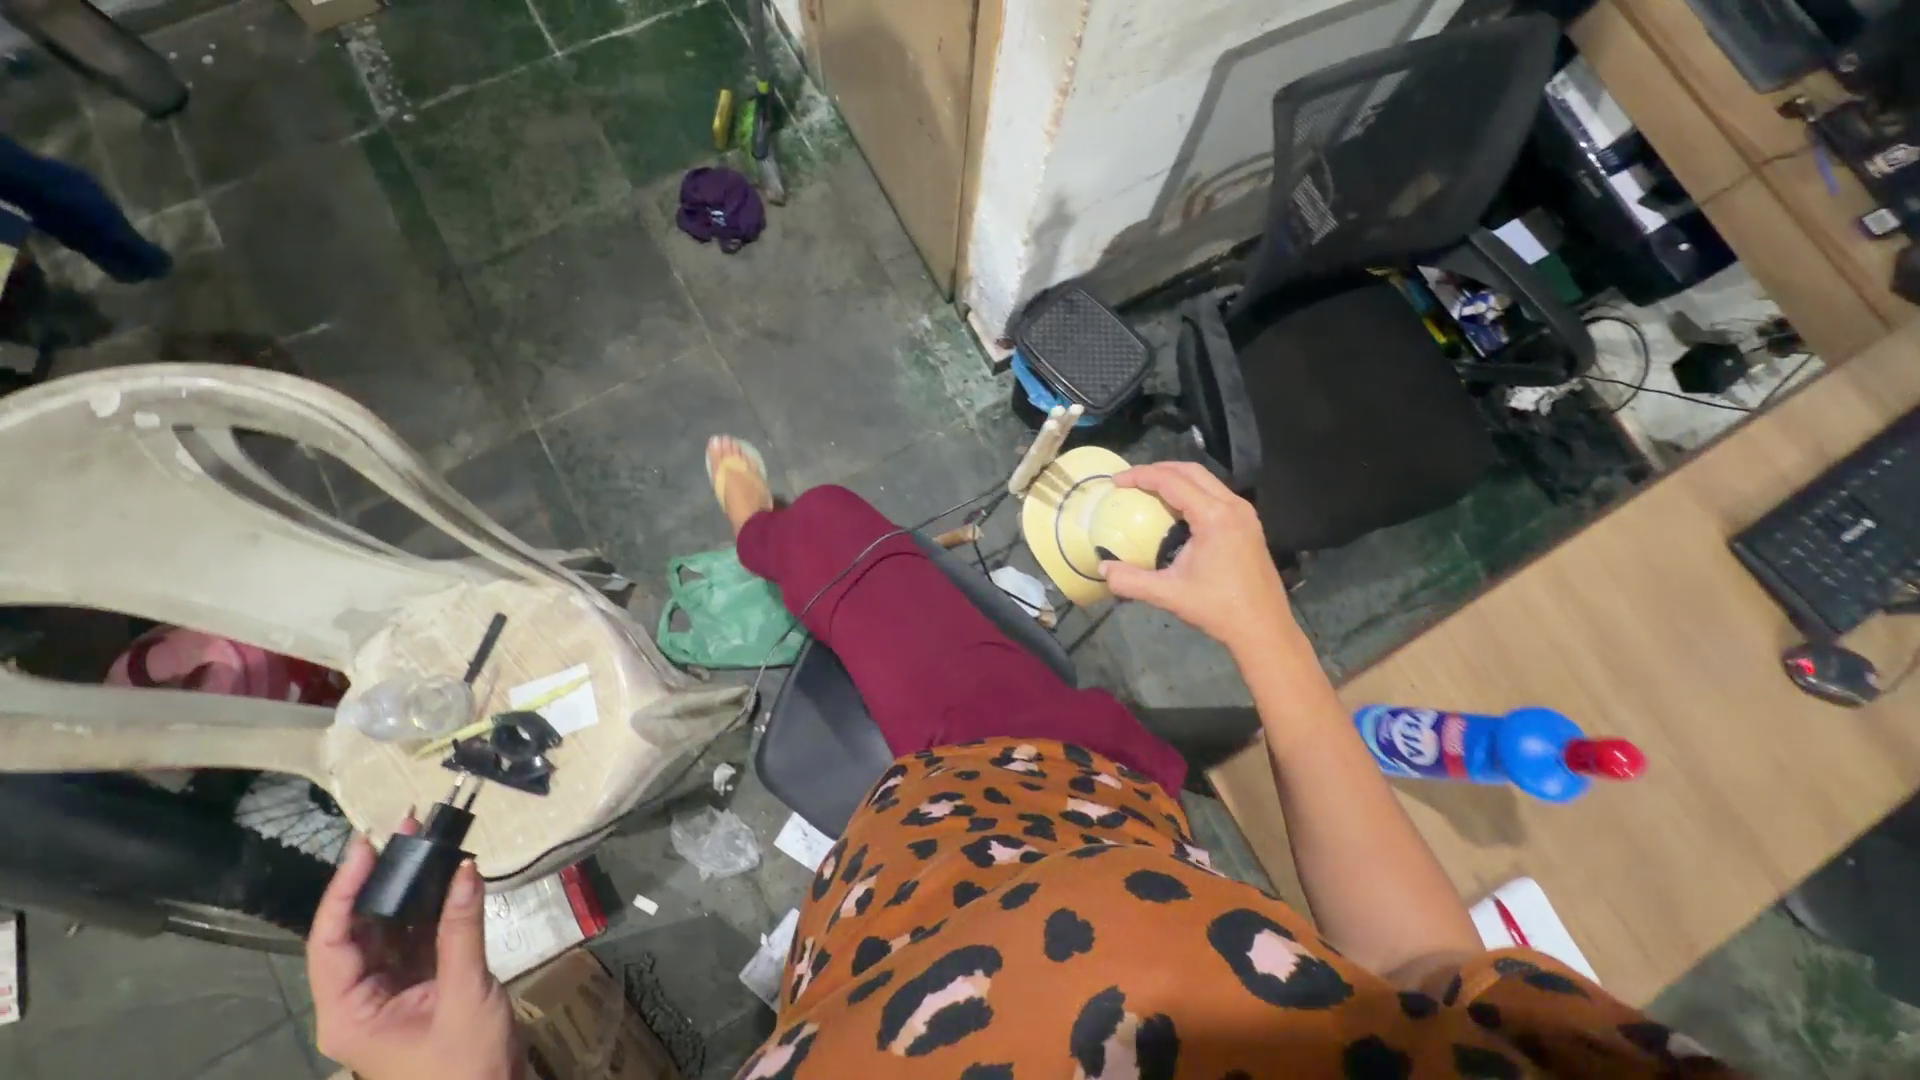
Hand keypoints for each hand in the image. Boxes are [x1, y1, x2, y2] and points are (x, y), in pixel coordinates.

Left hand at [308, 823, 519, 1079]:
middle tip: (409, 830)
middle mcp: (360, 998)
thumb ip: (461, 930)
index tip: (368, 846)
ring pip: (392, 928)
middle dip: (381, 878)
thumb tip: (465, 868)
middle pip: (359, 929)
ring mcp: (391, 991)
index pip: (332, 941)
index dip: (344, 891)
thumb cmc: (464, 1064)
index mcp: (348, 1011)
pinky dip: (435, 907)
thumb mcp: (464, 994)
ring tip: (429, 843)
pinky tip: (450, 877)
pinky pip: (421, 938)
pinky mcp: (422, 986)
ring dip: (412, 888)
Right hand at [1101, 462, 1299, 657]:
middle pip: (1191, 472)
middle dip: (1158, 469)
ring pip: (1207, 481)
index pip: (1172, 482)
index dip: (1141, 476)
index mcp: (1214, 517)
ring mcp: (1245, 514)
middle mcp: (1233, 506)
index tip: (1116, 481)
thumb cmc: (1218, 609)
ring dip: (1176, 479)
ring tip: (1149, 489)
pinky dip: (1192, 492)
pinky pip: (1216, 495)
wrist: (1263, 628)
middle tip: (1131, 480)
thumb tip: (1103, 569)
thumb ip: (1131, 581)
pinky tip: (1176, 510)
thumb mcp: (1169, 595)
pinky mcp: (1249, 525)